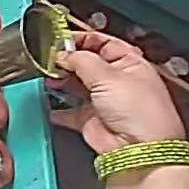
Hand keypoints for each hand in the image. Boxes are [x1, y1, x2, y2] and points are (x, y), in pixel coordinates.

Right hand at [47, 31, 186, 152]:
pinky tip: (50, 106)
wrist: (137, 148)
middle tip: (50, 59)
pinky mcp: (90, 120)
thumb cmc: (140, 112)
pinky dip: (58, 110)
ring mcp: (102, 101)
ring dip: (60, 81)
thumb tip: (65, 53)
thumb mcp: (109, 76)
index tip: (61, 40)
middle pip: (87, 64)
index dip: (82, 40)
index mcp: (129, 64)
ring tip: (48, 78)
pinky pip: (69, 112)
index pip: (103, 43)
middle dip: (68, 61)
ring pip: (75, 86)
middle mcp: (116, 81)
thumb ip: (83, 61)